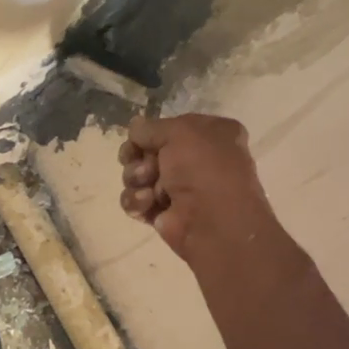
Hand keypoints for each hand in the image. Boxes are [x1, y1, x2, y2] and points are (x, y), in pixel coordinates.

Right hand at [119, 114, 271, 252]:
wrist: (213, 223)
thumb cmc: (203, 169)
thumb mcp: (179, 132)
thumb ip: (151, 127)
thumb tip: (135, 125)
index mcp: (212, 135)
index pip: (169, 126)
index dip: (151, 133)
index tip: (140, 138)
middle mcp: (197, 159)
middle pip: (147, 150)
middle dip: (138, 157)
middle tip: (145, 166)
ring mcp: (179, 187)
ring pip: (137, 175)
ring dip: (136, 179)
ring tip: (149, 190)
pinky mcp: (163, 211)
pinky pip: (136, 200)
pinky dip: (137, 201)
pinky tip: (148, 203)